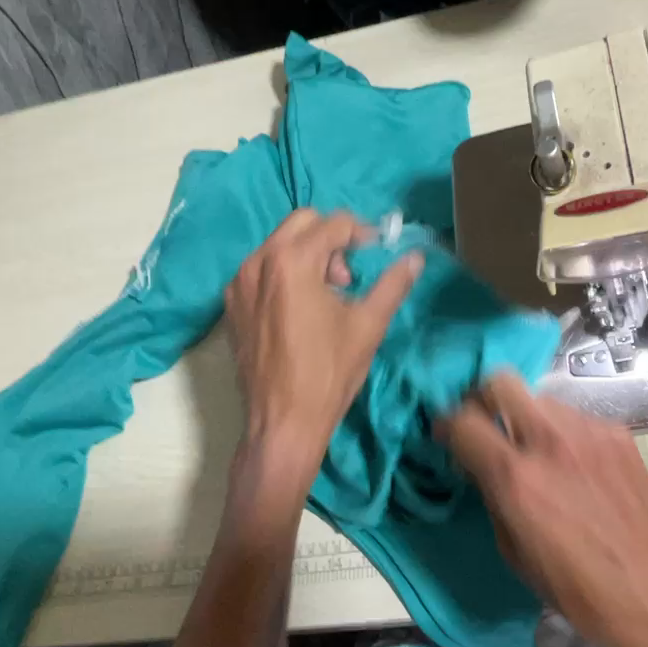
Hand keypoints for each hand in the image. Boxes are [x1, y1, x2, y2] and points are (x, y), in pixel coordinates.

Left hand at [225, 209, 422, 469]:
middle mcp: (258, 262)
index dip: (362, 233)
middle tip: (350, 276)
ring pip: (280, 244)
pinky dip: (285, 274)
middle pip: (302, 223)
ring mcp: (239, 283)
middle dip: (332, 240)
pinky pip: (262, 269)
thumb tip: (416, 258)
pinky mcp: (231, 304)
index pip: (334, 224)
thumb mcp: (368, 325)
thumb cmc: (329, 373)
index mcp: (292, 261)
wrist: (283, 423)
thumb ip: (393, 283)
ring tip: (328, 295)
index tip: (377, 254)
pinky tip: (302, 310)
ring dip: (308, 255)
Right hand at [439, 375, 647, 646]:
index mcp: (517, 477)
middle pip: (499, 382)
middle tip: (487, 428)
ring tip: (537, 453)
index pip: (463, 419)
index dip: (446, 425)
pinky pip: (574, 417)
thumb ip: (492, 495)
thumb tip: (480, 466)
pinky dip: (562, 433)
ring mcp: (589, 431)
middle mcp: (550, 441)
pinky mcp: (617, 432)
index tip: (448, 436)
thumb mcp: (513, 552)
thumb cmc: (575, 588)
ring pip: (539, 398)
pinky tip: (575, 466)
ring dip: (526, 417)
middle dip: (483, 401)